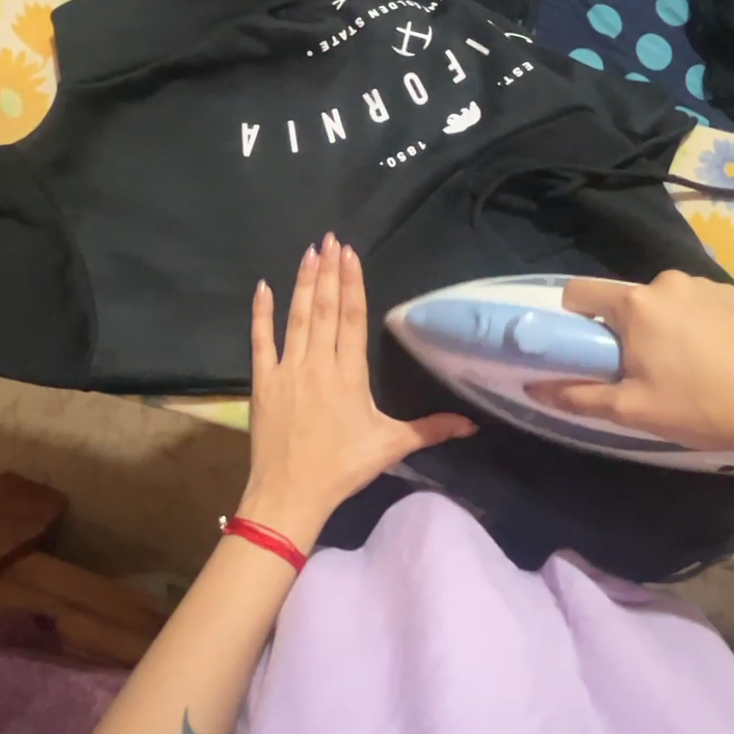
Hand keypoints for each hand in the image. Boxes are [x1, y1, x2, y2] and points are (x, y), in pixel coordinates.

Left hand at [238, 233, 476, 549]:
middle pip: (324, 308)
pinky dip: (261, 313)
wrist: (289, 495)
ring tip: (309, 252)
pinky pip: (261, 340)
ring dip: (303, 283)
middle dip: (328, 271)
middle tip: (330, 239)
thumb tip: (472, 423)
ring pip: (297, 317)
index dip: (351, 283)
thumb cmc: (342, 468)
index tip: (350, 254)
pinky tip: (262, 287)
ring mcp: (288, 369)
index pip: (351, 318)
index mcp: (349, 374)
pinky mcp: (263, 380)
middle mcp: (319, 363)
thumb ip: (430, 429)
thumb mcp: (390, 447)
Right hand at [526, 272, 733, 461]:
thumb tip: (534, 389)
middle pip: (623, 299)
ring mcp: (706, 284)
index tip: (588, 350)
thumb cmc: (699, 407)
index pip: (578, 292)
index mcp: (635, 303)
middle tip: (642, 370)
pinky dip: (694, 324)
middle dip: (623, 329)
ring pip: (662, 302)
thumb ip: (576, 395)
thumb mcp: (630, 409)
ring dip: (660, 326)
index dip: (572, 319)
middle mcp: (666, 282)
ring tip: (685, 367)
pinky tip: (716, 358)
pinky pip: (696, 304)